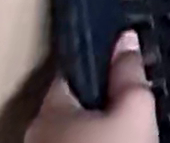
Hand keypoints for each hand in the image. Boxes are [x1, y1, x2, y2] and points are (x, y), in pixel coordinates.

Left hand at [27, 32, 157, 142]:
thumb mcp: (135, 106)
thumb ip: (129, 70)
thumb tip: (125, 37)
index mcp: (48, 110)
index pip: (75, 69)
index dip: (102, 58)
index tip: (124, 53)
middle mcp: (34, 133)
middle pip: (74, 100)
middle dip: (100, 93)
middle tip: (131, 90)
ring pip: (73, 128)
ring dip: (96, 121)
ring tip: (126, 120)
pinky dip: (93, 139)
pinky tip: (115, 139)